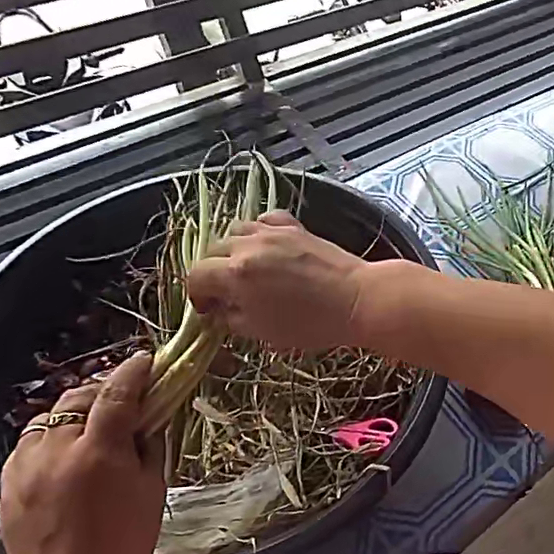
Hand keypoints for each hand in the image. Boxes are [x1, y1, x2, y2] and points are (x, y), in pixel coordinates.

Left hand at [0, 353, 164, 553]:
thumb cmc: (125, 545)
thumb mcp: (153, 490)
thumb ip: (150, 445)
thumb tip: (150, 416)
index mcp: (99, 452)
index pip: (117, 393)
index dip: (134, 371)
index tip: (147, 361)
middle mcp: (56, 450)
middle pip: (79, 397)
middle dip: (104, 391)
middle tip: (124, 400)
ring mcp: (24, 465)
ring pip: (49, 417)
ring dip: (74, 414)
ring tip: (92, 428)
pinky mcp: (6, 480)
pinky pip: (29, 442)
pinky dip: (50, 437)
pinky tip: (65, 454)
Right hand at [187, 210, 377, 350]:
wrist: (357, 300)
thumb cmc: (311, 324)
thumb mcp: (264, 332)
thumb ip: (232, 318)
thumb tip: (218, 311)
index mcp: (234, 274)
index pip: (196, 276)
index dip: (197, 295)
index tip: (208, 309)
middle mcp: (247, 246)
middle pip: (212, 252)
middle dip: (213, 272)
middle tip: (227, 293)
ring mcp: (271, 231)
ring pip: (235, 232)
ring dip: (232, 250)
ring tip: (246, 269)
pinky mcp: (293, 225)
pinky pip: (263, 220)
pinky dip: (258, 232)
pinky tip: (266, 247)